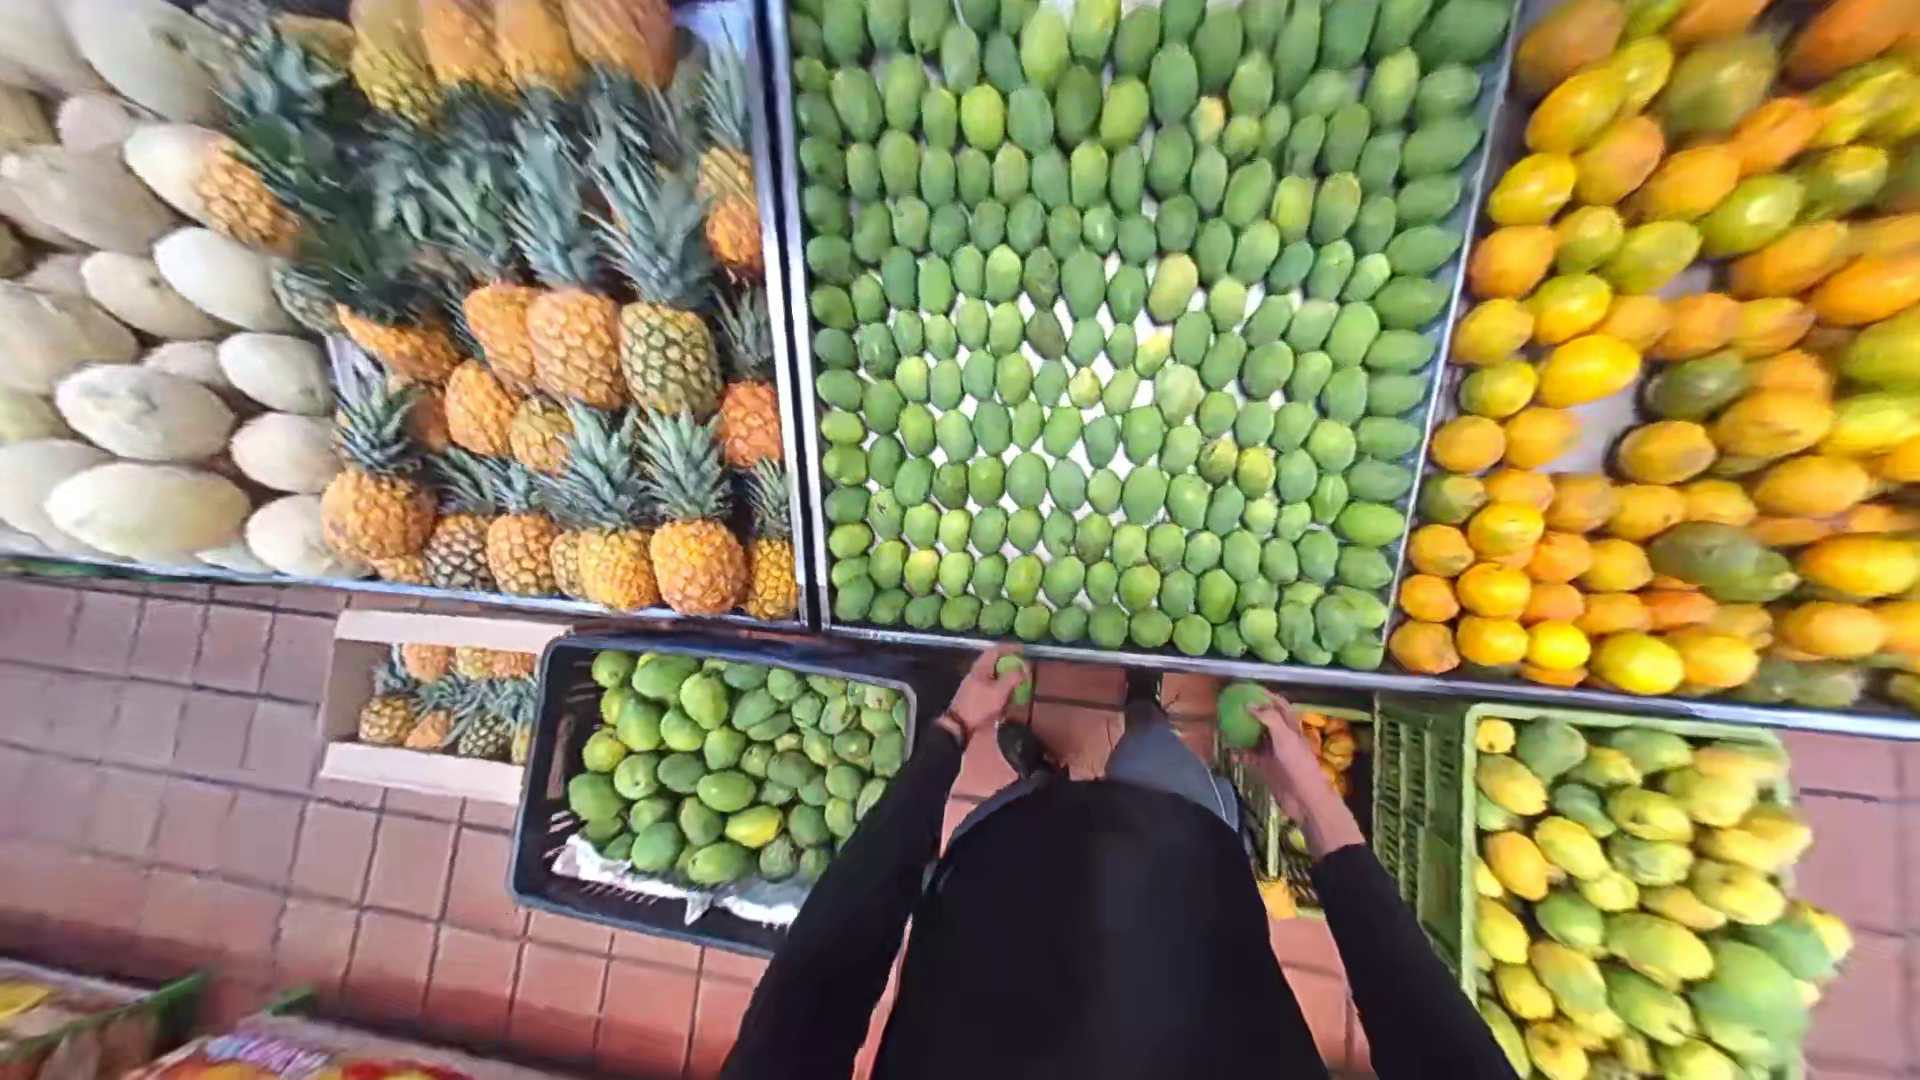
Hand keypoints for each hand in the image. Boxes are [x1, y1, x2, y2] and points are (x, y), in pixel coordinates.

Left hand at [937, 645, 1028, 743]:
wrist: (959, 726)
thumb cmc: (980, 706)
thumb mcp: (999, 691)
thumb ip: (1012, 677)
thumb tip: (1023, 668)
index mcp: (981, 668)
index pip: (996, 650)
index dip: (1010, 648)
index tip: (1023, 649)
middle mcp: (976, 673)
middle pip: (994, 662)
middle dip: (1009, 663)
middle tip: (1022, 667)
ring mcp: (974, 685)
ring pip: (993, 675)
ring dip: (1006, 677)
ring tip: (1018, 682)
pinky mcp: (975, 697)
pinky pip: (991, 688)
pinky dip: (1001, 689)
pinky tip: (1008, 698)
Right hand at [1236, 691, 1363, 859]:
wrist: (1304, 798)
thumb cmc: (1298, 764)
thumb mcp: (1285, 737)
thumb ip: (1269, 718)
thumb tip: (1249, 703)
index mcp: (1290, 727)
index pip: (1279, 705)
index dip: (1267, 695)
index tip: (1249, 688)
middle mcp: (1281, 737)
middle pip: (1264, 719)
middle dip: (1250, 711)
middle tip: (1231, 704)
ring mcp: (1272, 752)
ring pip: (1254, 737)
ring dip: (1241, 731)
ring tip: (1224, 724)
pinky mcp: (1265, 767)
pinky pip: (1248, 756)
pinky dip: (1238, 752)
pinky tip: (1228, 750)